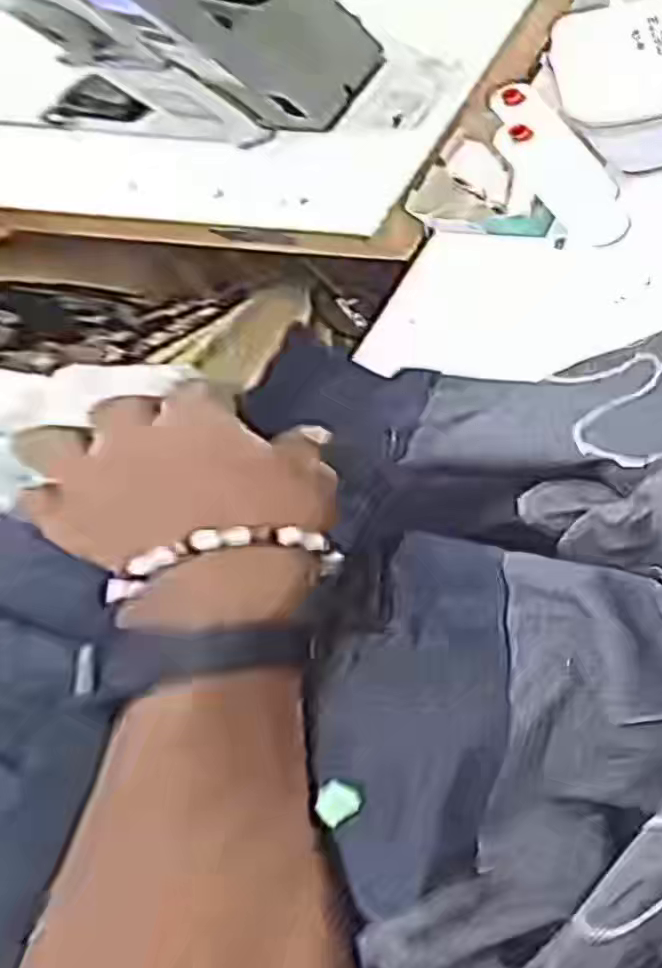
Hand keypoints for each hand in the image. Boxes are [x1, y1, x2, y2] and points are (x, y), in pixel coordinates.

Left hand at [14, 383, 337, 627]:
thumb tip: (308, 434)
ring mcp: (86, 473)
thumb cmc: (281, 517)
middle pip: (120, 407)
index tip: (233, 412)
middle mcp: (132, 434)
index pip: (201, 391)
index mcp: (197, 419)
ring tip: (103, 461)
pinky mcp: (61, 515)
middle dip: (142, 416)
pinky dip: (61, 496)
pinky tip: (84, 502)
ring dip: (75, 447)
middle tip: (168, 436)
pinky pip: (43, 496)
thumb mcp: (313, 478)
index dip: (218, 400)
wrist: (227, 576)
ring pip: (51, 441)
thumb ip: (303, 450)